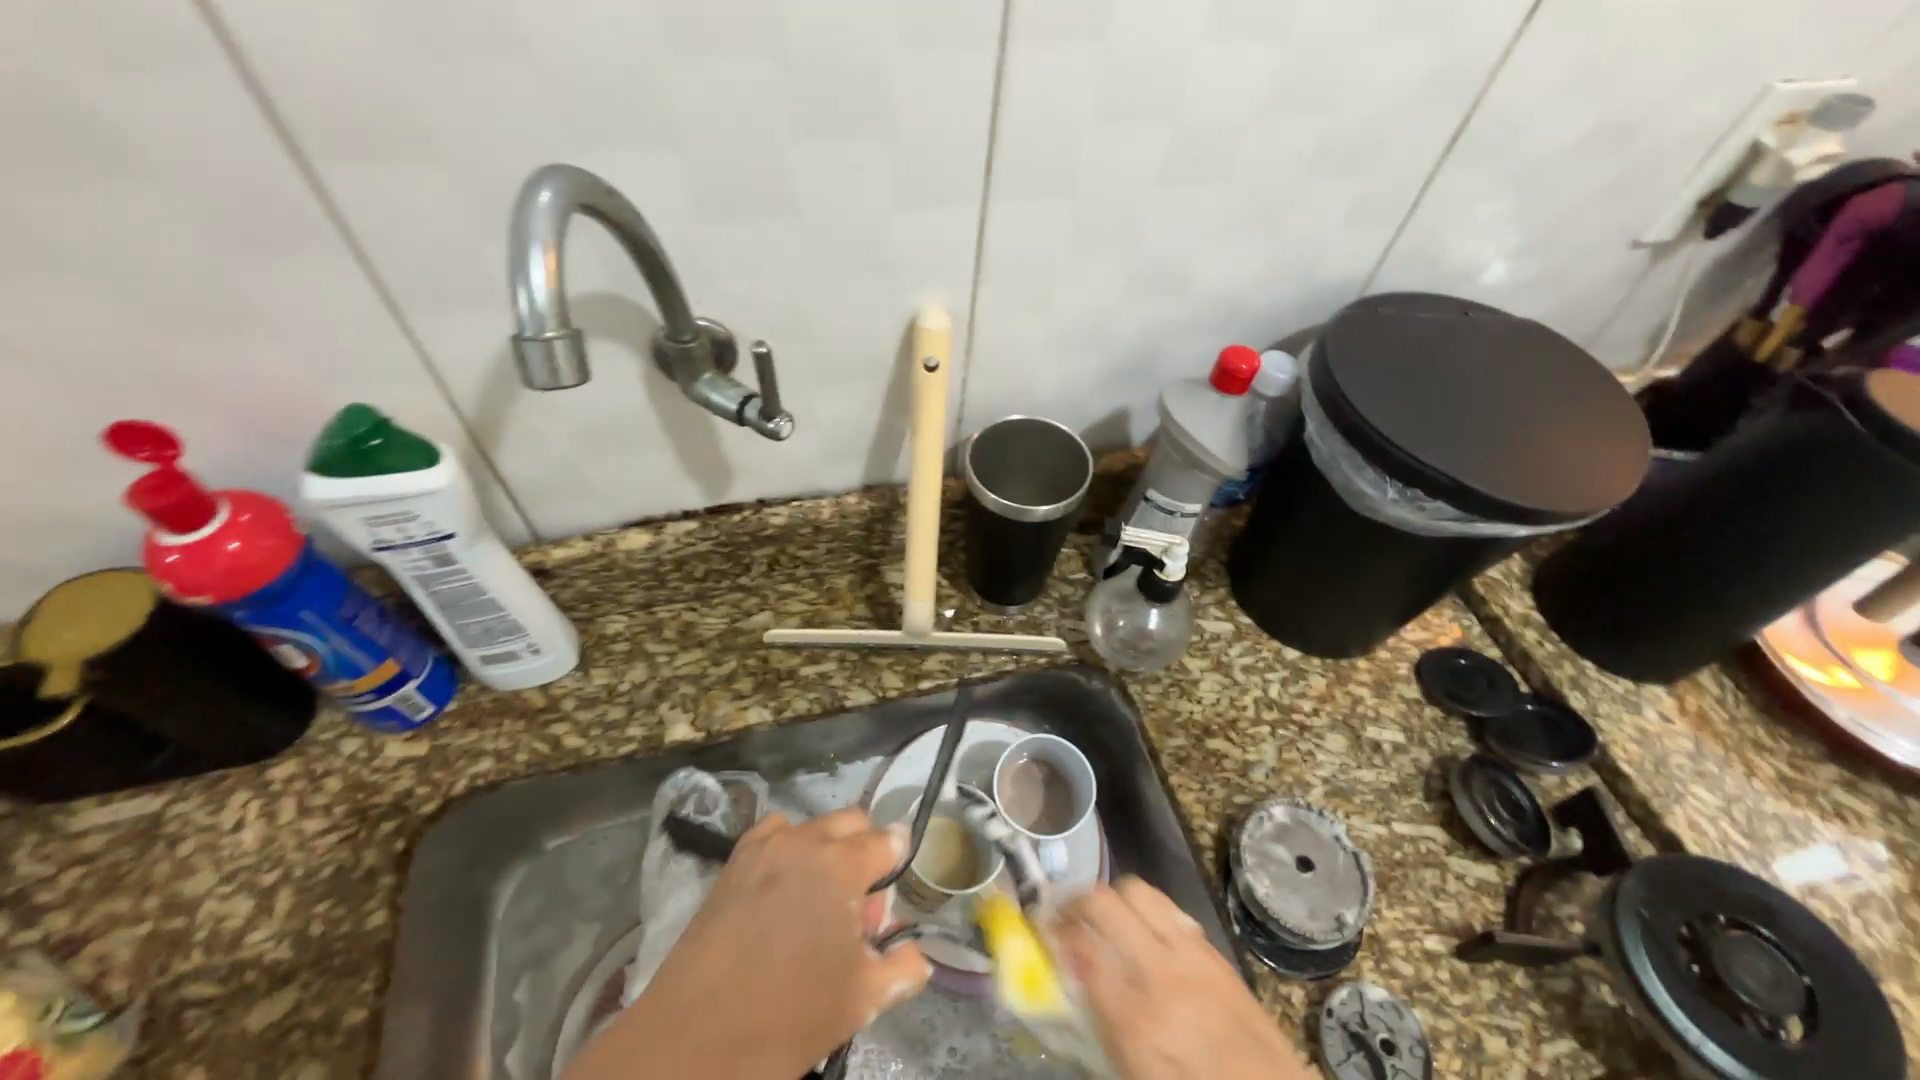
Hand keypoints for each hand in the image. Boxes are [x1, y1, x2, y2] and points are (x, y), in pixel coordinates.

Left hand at [566, 809, 930, 1079]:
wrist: (695, 1038)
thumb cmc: (789, 1016)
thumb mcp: (862, 1001)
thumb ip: (903, 968)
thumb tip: (914, 953)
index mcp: (842, 866)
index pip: (887, 841)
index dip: (898, 861)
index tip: (897, 886)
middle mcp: (803, 843)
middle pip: (851, 821)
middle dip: (865, 849)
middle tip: (860, 905)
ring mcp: (762, 849)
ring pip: (811, 827)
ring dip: (826, 850)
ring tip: (818, 900)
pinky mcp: (732, 865)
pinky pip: (772, 836)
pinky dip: (787, 851)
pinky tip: (782, 893)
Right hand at [1053, 878, 1314, 1079]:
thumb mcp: (1131, 1067)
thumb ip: (1096, 1018)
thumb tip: (1067, 970)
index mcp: (1135, 1019)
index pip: (1077, 949)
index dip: (1050, 931)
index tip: (1040, 929)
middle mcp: (1162, 973)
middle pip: (1105, 904)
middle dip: (1075, 902)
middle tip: (1064, 916)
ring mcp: (1193, 955)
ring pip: (1138, 892)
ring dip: (1112, 898)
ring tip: (1101, 918)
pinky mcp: (1215, 952)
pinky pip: (1170, 908)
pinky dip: (1147, 911)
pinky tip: (1144, 933)